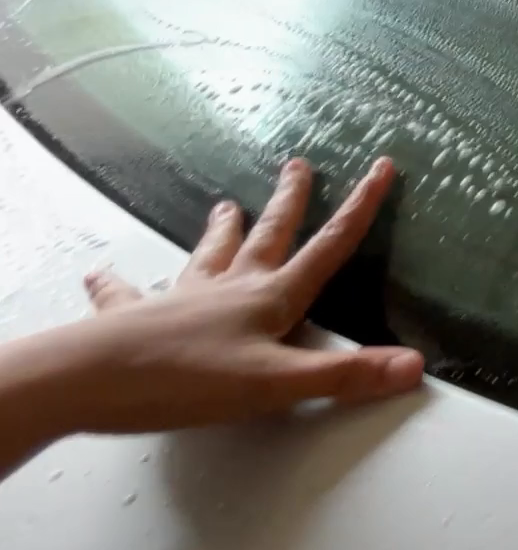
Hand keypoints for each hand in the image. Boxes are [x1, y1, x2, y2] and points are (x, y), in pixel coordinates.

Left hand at [61, 157, 422, 433]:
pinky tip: (102, 273)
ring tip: (226, 206)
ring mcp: (178, 298)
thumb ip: (346, 375)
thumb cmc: (179, 379)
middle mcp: (232, 286)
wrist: (70, 384)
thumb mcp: (276, 385)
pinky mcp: (127, 318)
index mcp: (272, 295)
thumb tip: (415, 366)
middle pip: (271, 234)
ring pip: (210, 255)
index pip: (331, 244)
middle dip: (290, 200)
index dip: (362, 205)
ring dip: (221, 229)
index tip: (380, 168)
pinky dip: (115, 283)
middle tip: (298, 165)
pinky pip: (123, 294)